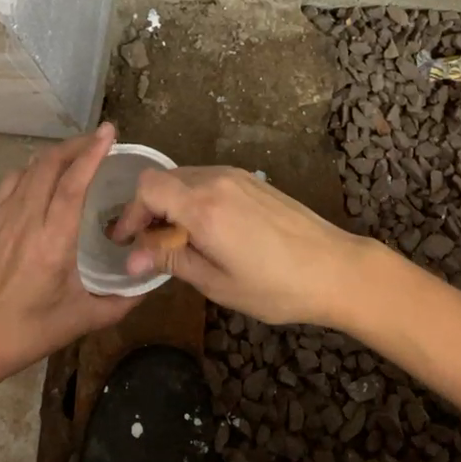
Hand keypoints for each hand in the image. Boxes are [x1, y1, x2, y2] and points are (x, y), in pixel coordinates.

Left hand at [0, 123, 139, 381]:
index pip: (72, 185)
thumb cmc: (28, 332)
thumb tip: (148, 284)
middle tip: (100, 140)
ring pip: (30, 168)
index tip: (108, 133)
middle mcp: (27, 220)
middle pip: (50, 165)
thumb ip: (119, 302)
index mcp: (52, 242)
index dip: (91, 154)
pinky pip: (13, 181)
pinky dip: (33, 168)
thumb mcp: (80, 320)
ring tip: (77, 153)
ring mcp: (4, 217)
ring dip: (56, 154)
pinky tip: (43, 174)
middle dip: (76, 145)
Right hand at [109, 166, 371, 326]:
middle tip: (148, 246)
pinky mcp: (250, 179)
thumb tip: (131, 257)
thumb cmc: (275, 286)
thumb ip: (172, 261)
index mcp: (203, 206)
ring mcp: (235, 175)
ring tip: (177, 242)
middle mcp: (215, 180)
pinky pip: (206, 180)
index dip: (131, 212)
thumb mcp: (218, 283)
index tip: (125, 240)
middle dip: (148, 210)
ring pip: (184, 178)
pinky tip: (205, 230)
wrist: (335, 267)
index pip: (148, 187)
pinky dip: (193, 199)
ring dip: (171, 204)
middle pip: (163, 180)